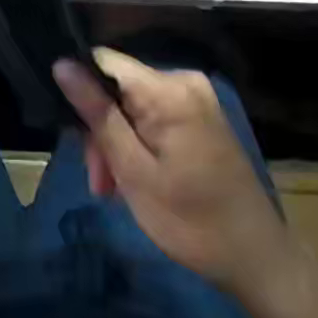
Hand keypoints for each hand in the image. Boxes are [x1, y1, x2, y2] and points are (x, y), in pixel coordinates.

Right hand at [53, 49, 297, 297]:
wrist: (255, 257)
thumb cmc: (191, 221)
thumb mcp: (133, 172)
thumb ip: (97, 115)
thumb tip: (62, 64)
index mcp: (169, 90)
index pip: (104, 61)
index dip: (80, 88)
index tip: (71, 131)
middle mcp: (184, 81)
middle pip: (118, 87)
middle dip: (100, 131)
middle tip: (98, 181)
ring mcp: (195, 98)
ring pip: (132, 105)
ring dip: (116, 143)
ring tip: (113, 189)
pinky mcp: (199, 115)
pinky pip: (153, 115)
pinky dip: (137, 144)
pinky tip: (133, 179)